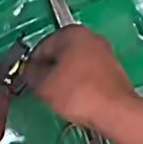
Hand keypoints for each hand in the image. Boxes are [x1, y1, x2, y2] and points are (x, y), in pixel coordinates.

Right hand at [23, 26, 137, 126]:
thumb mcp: (44, 85)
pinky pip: (88, 73)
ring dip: (64, 76)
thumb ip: (31, 74)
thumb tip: (28, 71)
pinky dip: (79, 82)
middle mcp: (90, 36)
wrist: (114, 111)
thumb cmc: (79, 94)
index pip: (41, 46)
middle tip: (42, 87)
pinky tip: (75, 97)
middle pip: (60, 52)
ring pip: (74, 63)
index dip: (31, 64)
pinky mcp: (113, 69)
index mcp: (72, 33)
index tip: (28, 78)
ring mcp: (104, 52)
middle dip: (49, 69)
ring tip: (58, 95)